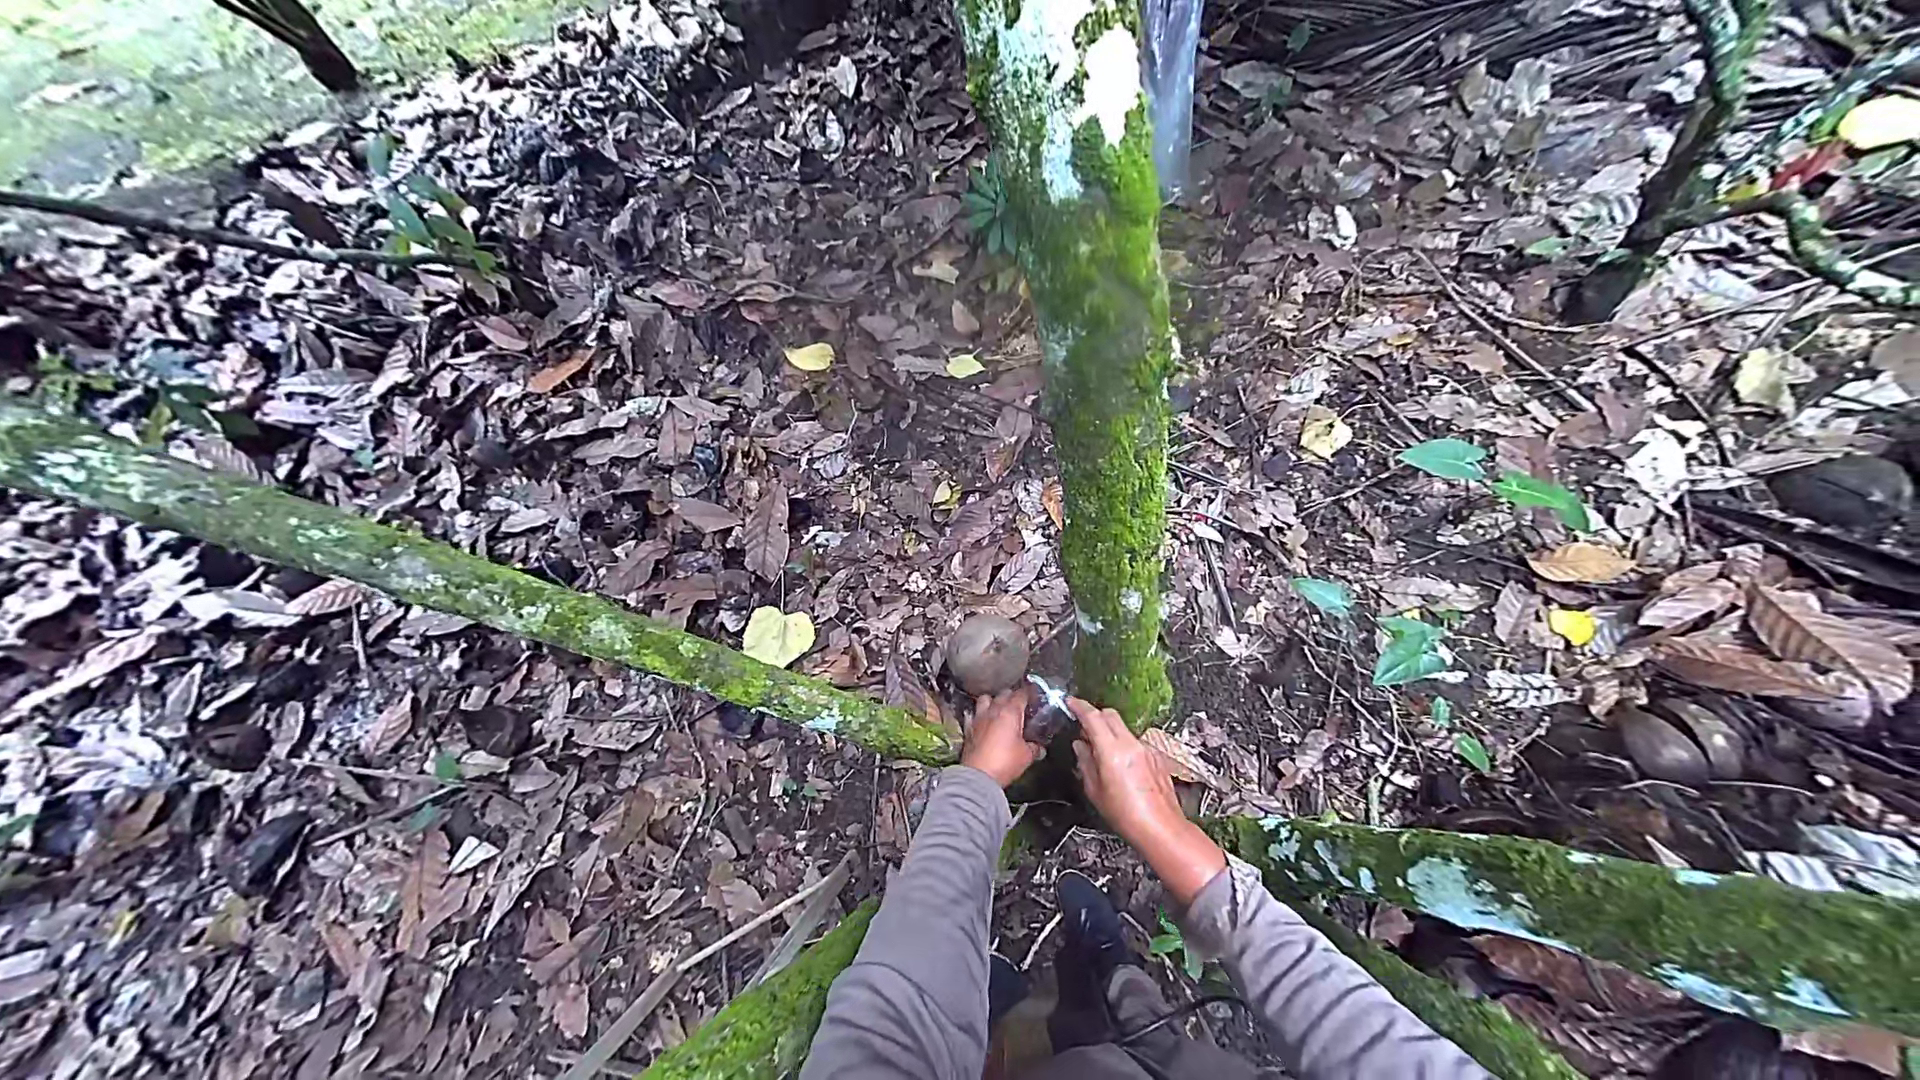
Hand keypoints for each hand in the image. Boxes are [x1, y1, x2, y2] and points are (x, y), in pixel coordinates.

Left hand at [961, 686, 1043, 787]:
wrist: (977, 775)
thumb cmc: (1004, 762)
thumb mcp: (1026, 756)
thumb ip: (1034, 748)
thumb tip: (1039, 747)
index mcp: (1010, 712)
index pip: (1021, 694)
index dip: (1029, 694)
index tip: (1034, 697)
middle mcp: (993, 710)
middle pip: (1004, 694)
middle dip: (1012, 696)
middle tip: (1020, 706)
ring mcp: (978, 717)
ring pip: (985, 699)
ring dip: (993, 701)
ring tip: (999, 710)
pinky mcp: (968, 728)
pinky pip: (974, 714)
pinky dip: (980, 715)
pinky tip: (984, 722)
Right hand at [1069, 697, 1225, 906]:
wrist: (1161, 829)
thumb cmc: (1128, 816)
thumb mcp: (1094, 790)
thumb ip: (1085, 762)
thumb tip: (1080, 746)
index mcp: (1112, 751)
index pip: (1093, 716)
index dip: (1079, 706)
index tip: (1071, 703)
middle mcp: (1131, 744)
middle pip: (1110, 714)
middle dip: (1095, 715)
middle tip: (1083, 727)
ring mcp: (1146, 749)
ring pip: (1123, 727)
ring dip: (1109, 731)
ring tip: (1100, 752)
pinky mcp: (1156, 756)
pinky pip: (1135, 741)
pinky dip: (1123, 744)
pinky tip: (1119, 764)